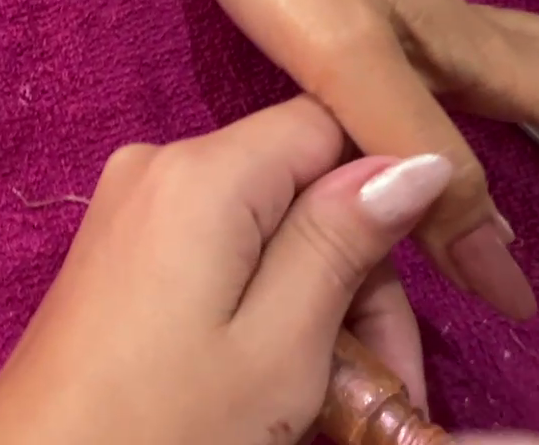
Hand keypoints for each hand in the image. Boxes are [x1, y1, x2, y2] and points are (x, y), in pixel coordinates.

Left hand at [0, 96, 453, 444]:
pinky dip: (254, 286)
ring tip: (327, 396)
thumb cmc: (167, 423)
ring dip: (308, 289)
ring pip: (258, 213)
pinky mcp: (118, 229)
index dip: (379, 189)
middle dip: (348, 267)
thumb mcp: (279, 344)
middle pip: (291, 177)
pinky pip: (212, 234)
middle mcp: (157, 159)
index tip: (419, 282)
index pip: (321, 123)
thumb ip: (340, 241)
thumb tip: (414, 158)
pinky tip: (264, 363)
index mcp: (200, 171)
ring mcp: (130, 193)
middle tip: (383, 381)